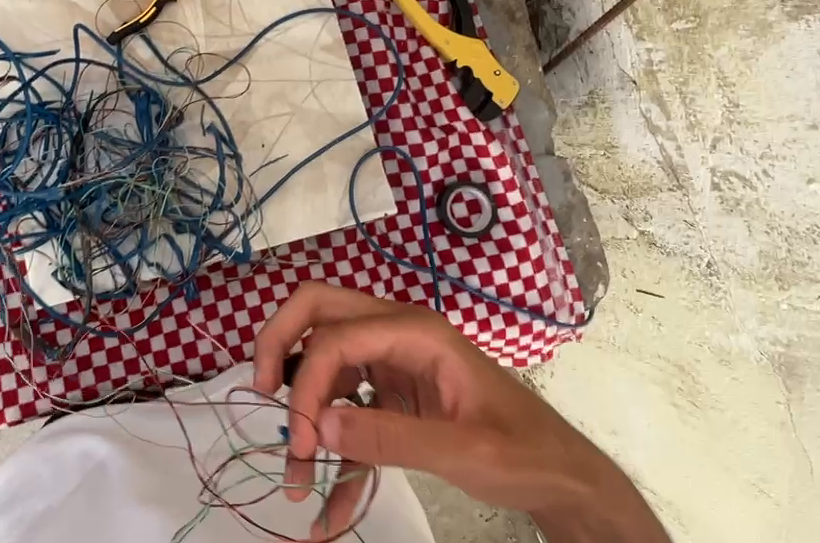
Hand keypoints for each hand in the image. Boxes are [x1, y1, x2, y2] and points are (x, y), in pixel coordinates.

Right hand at [251, 283, 668, 541]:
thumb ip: (389, 437)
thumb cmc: (522, 450)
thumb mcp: (462, 449)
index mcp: (413, 330)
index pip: (334, 336)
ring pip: (322, 361)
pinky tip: (326, 506)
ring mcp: (390, 362)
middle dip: (280, 344)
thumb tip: (316, 426)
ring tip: (294, 470)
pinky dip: (332, 450)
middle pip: (317, 313)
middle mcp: (394, 334)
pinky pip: (345, 410)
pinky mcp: (390, 396)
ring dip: (302, 407)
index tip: (300, 442)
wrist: (560, 474)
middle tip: (260, 390)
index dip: (306, 383)